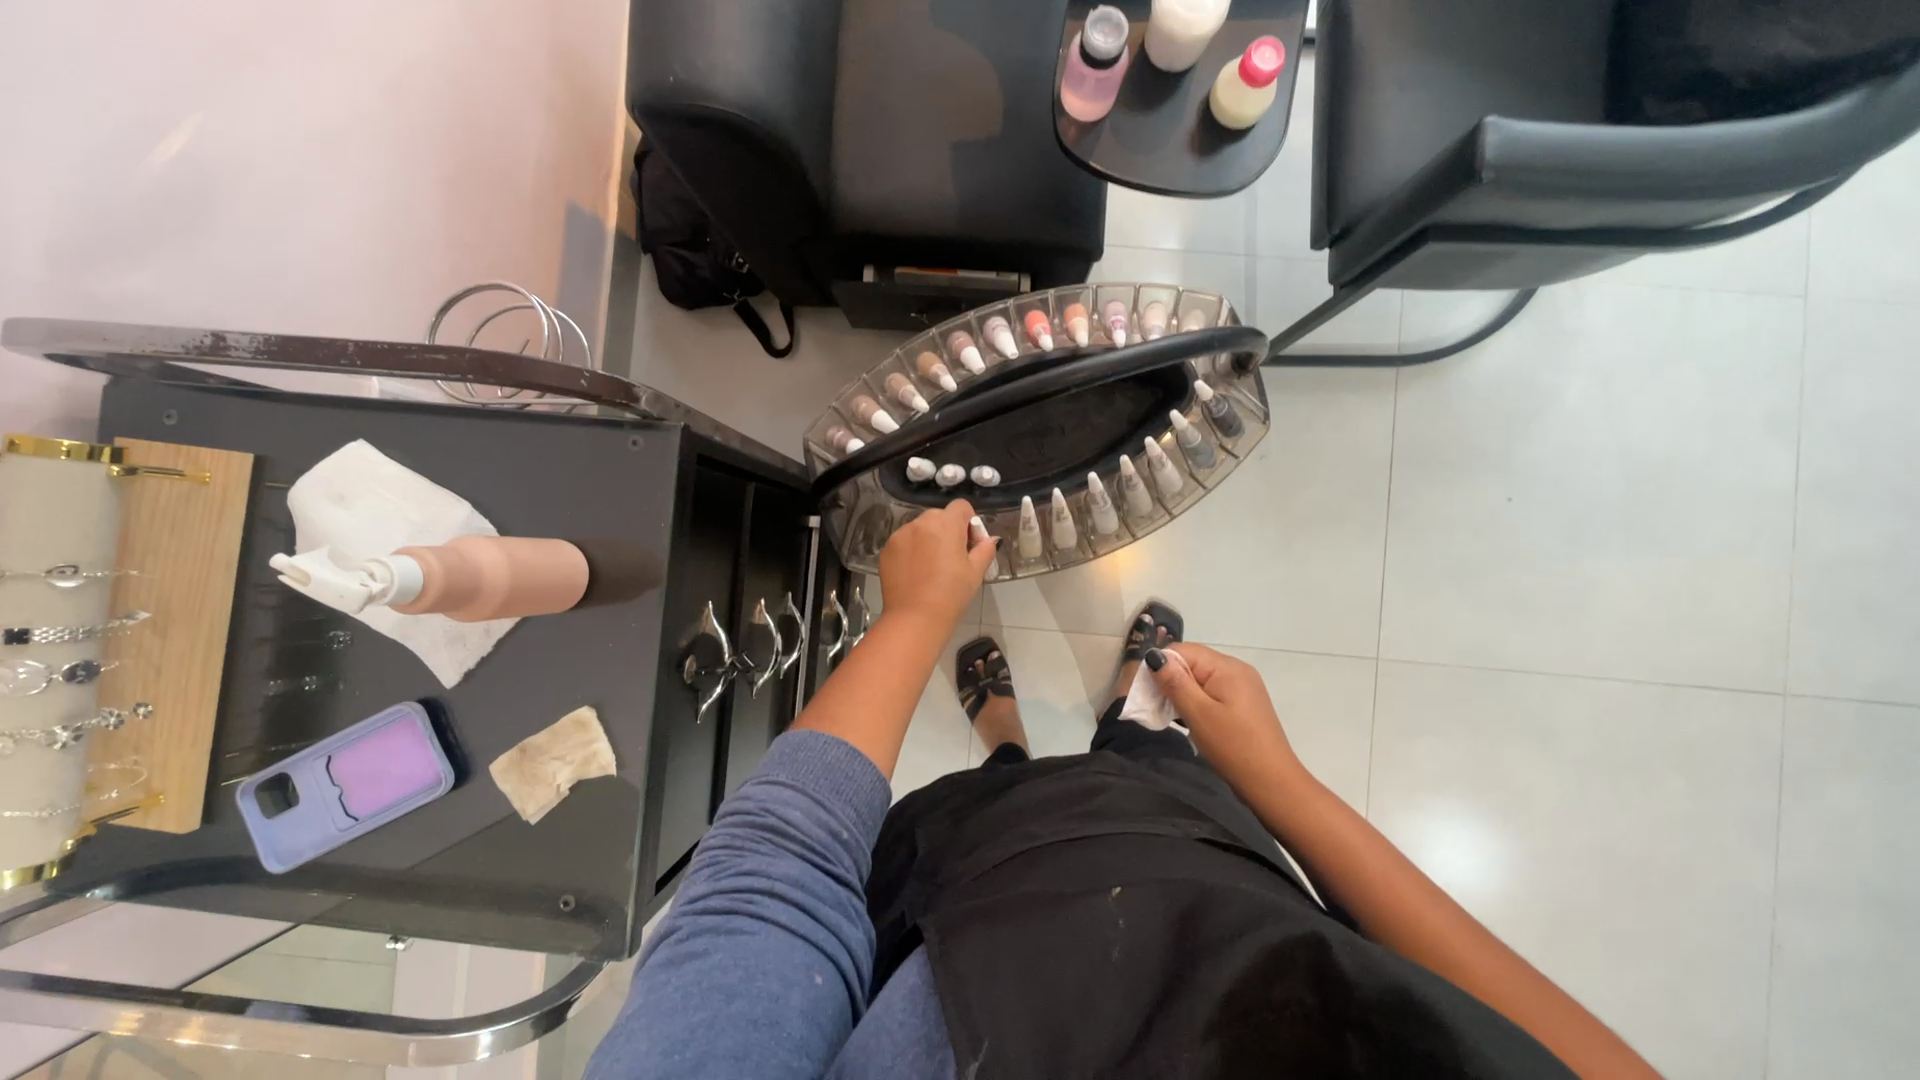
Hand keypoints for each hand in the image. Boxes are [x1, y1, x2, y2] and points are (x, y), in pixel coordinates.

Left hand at [876, 500, 996, 635]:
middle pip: (939, 516)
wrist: (915, 617)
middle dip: (948, 530)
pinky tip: (915, 573)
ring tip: (931, 567)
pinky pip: (904, 542)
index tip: (969, 544)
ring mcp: (900, 535)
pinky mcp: (886, 549)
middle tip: (952, 557)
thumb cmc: (951, 594)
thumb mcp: (975, 572)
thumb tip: (991, 539)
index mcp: (946, 524)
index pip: (961, 506)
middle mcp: (920, 523)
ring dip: (928, 539)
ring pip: (919, 529)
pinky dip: (911, 550)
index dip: (968, 522)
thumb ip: (985, 549)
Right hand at [1149, 643, 1300, 787]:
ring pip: (1201, 679)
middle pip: (1192, 663)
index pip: (1183, 651)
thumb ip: (1175, 682)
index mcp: (1227, 667)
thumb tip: (1155, 655)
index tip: (1148, 692)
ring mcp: (1243, 687)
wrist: (1272, 783)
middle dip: (1170, 680)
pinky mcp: (1243, 704)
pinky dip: (1197, 702)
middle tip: (1158, 707)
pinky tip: (1191, 720)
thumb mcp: (1198, 713)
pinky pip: (1212, 692)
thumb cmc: (1233, 747)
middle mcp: (1236, 670)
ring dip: (1182, 693)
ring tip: (1172, 716)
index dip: (1161, 666)